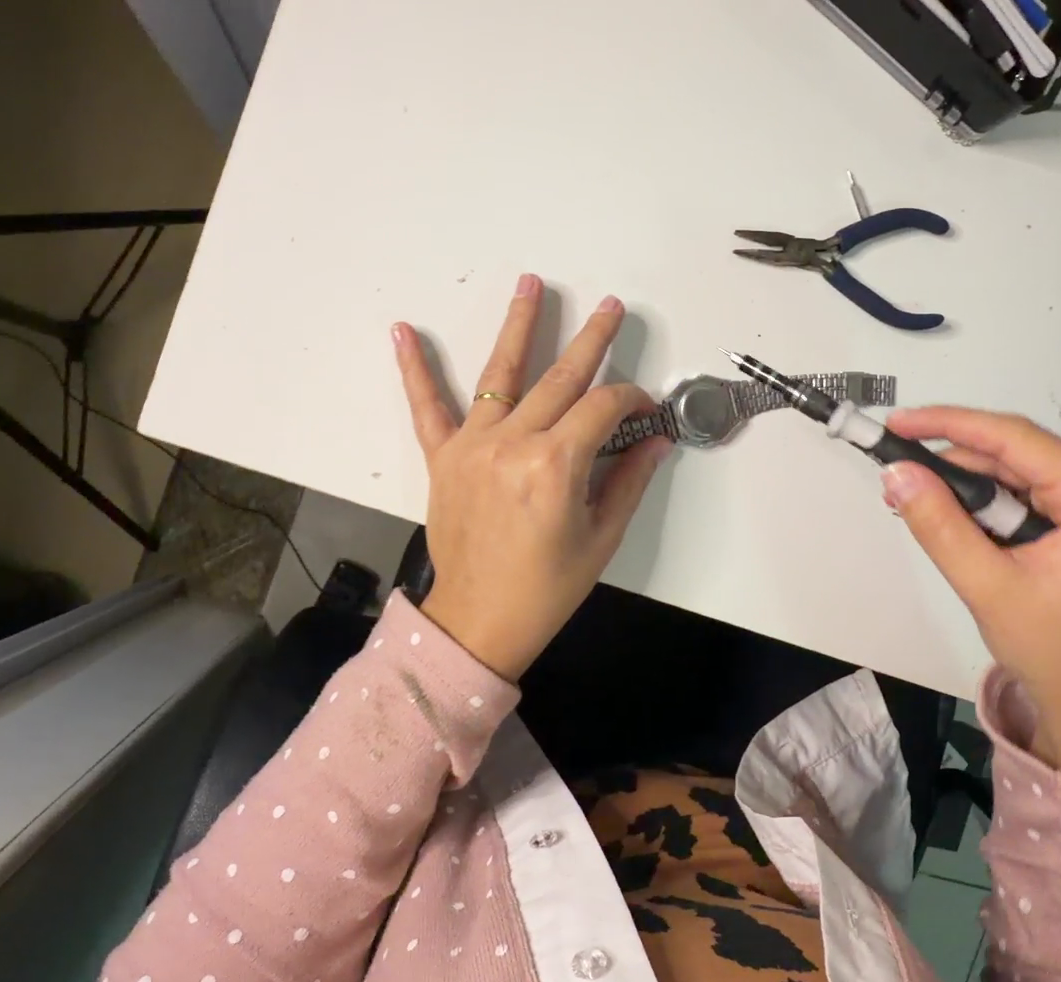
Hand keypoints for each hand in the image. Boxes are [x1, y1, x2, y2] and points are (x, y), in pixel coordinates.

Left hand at [393, 274, 668, 679]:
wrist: (481, 620)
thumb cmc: (547, 588)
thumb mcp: (602, 537)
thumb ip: (629, 479)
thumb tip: (657, 440)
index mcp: (556, 466)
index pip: (603, 408)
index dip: (632, 401)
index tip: (647, 408)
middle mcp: (512, 445)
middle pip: (560, 378)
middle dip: (591, 340)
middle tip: (610, 306)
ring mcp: (472, 448)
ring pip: (500, 376)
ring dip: (519, 326)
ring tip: (532, 283)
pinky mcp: (442, 459)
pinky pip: (428, 409)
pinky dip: (415, 370)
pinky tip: (403, 331)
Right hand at [881, 408, 1060, 783]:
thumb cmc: (1053, 652)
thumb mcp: (987, 587)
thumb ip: (939, 525)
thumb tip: (895, 472)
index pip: (1017, 439)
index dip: (951, 424)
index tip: (897, 421)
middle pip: (1023, 456)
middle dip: (957, 464)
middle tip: (898, 475)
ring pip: (1027, 475)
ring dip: (973, 488)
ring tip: (918, 502)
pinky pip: (1040, 496)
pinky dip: (996, 506)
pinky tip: (961, 520)